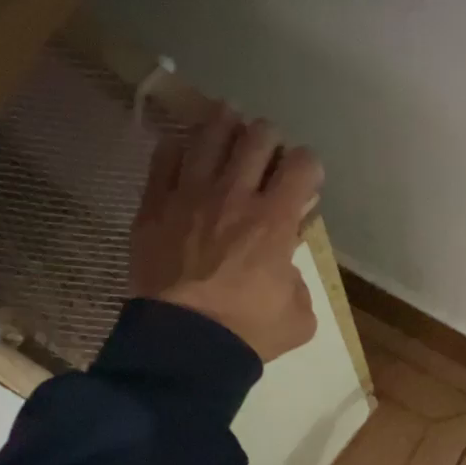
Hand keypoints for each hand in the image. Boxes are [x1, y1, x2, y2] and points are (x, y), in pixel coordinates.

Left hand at [130, 105, 324, 364]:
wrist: (187, 342)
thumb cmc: (250, 332)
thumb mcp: (299, 316)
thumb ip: (298, 283)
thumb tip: (285, 269)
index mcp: (276, 221)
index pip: (302, 166)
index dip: (310, 165)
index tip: (308, 178)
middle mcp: (235, 195)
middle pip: (257, 138)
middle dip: (270, 138)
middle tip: (270, 149)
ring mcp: (190, 194)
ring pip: (209, 136)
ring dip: (225, 126)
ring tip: (229, 122)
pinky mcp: (154, 204)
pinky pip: (165, 157)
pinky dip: (181, 148)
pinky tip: (187, 152)